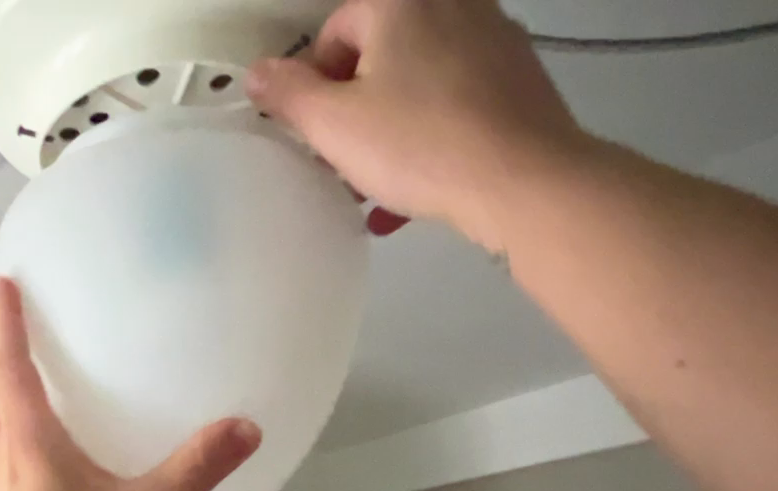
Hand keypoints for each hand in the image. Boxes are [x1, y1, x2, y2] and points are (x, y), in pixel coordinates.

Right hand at [248, 0, 592, 251]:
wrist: (520, 178)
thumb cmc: (416, 145)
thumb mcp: (333, 126)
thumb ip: (288, 95)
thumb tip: (258, 72)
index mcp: (399, 4)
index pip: (336, 29)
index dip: (314, 82)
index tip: (316, 131)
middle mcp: (450, 4)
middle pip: (380, 53)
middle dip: (355, 105)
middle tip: (344, 159)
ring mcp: (492, 37)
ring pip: (419, 79)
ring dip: (390, 124)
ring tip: (377, 180)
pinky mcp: (518, 76)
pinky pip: (455, 100)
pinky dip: (431, 134)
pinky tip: (417, 186)